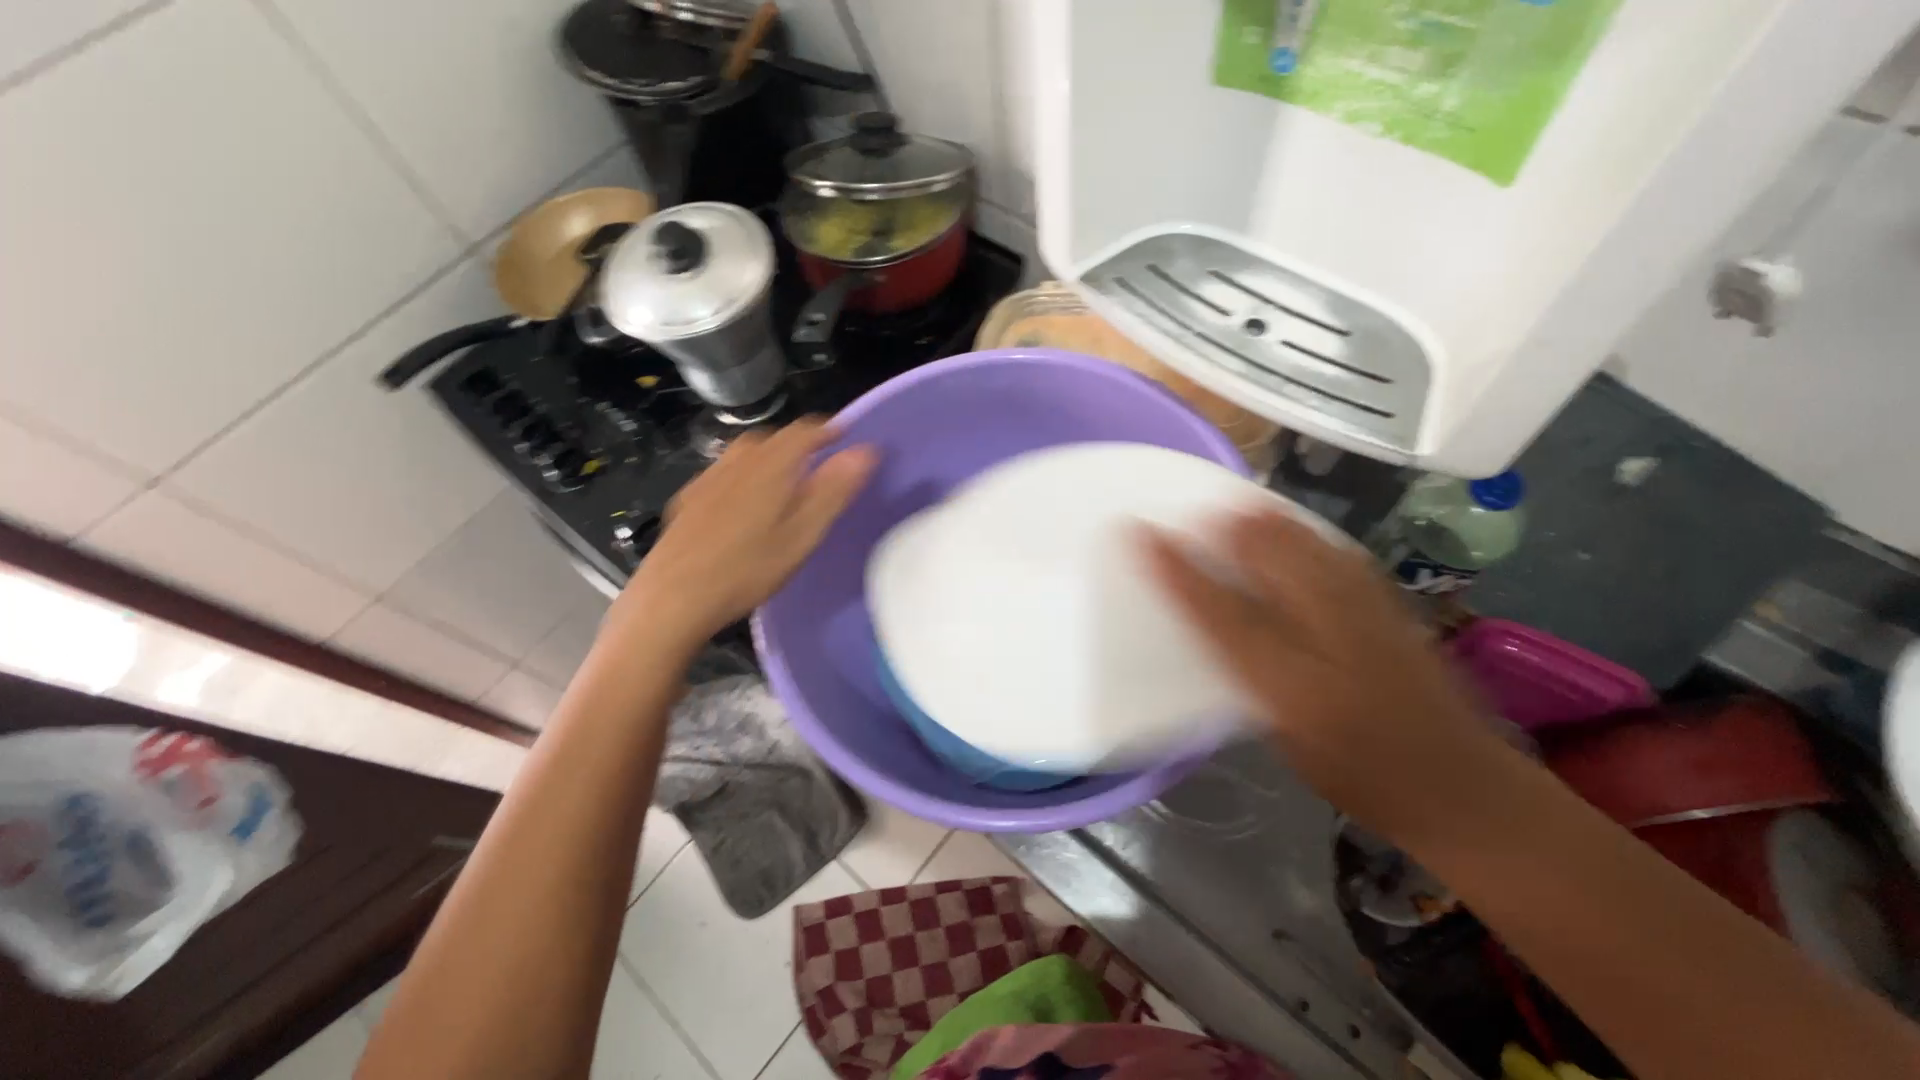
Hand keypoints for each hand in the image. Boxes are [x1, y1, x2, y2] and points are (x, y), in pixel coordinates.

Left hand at [614, 418, 876, 644]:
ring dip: (769, 458)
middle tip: (819, 466)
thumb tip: (865, 450)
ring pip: (745, 454)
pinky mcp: (688, 500)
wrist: (674, 597)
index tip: (847, 438)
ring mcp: (708, 479)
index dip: (829, 431)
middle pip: (772, 438)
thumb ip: (833, 490)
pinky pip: (723, 474)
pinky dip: (743, 477)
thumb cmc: (747, 569)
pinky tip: (743, 506)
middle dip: (798, 444)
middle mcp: (737, 461)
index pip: (804, 430)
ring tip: (785, 482)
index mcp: (770, 465)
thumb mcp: (802, 535)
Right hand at [1139, 509, 1510, 844]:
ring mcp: (1362, 606)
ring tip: (1230, 518)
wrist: (1457, 780)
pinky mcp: (1388, 597)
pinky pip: (1329, 545)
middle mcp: (1324, 631)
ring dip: (1257, 521)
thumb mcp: (1281, 736)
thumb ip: (1247, 675)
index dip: (1173, 567)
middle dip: (1220, 526)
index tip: (1137, 533)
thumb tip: (1216, 622)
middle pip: (1262, 552)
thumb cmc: (1354, 772)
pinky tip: (1284, 534)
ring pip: (1298, 537)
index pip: (1217, 608)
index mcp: (1287, 680)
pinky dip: (1295, 532)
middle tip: (1191, 523)